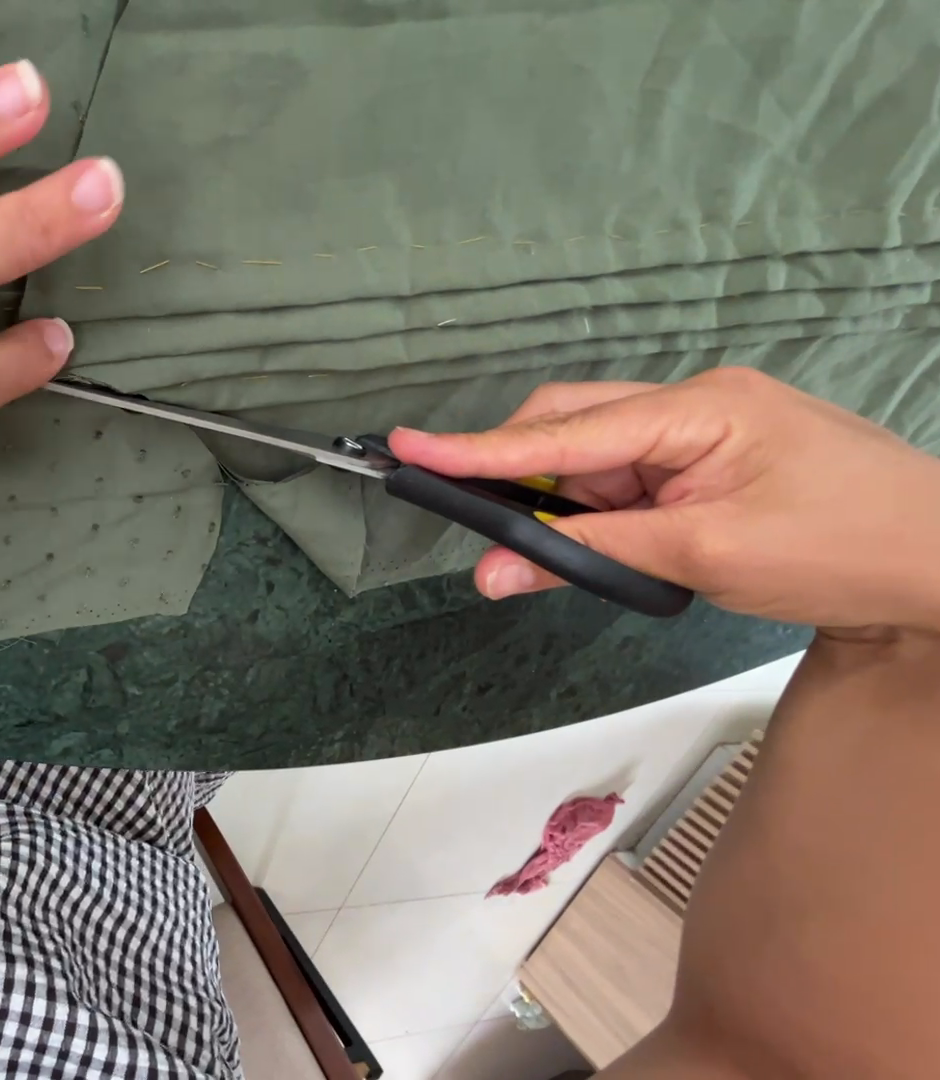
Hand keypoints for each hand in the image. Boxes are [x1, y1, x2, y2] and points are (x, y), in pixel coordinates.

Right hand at [389, 368, 939, 630]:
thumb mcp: (701, 557)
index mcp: (697, 410)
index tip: (405, 447)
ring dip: (554, 500)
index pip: (560, 433)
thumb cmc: (849, 550)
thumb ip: (582, 556)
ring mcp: (690, 430)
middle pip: (561, 422)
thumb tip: (488, 572)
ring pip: (579, 452)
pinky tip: (595, 537)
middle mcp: (687, 405)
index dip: (476, 448)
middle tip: (483, 520)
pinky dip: (586, 510)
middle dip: (514, 469)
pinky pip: (608, 477)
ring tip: (560, 546)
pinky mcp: (692, 459)